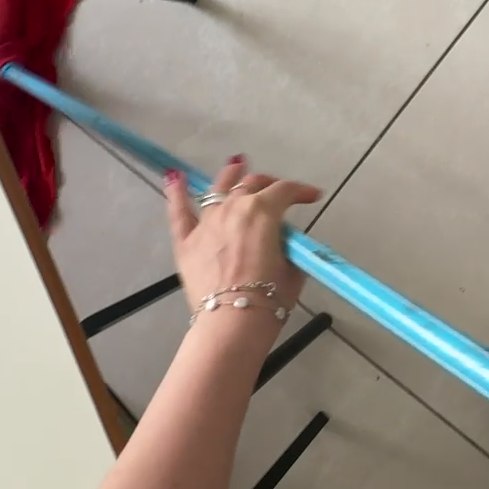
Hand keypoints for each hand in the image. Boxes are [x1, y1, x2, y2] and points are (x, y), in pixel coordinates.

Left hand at [163, 155, 321, 324]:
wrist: (233, 323)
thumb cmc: (270, 297)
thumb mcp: (294, 268)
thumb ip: (288, 247)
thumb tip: (281, 243)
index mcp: (263, 211)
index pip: (286, 191)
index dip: (302, 191)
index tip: (313, 197)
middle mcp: (233, 208)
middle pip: (252, 185)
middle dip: (270, 184)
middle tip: (280, 192)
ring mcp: (206, 223)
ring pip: (218, 189)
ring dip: (230, 176)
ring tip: (236, 166)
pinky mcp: (186, 242)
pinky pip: (178, 212)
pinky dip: (176, 193)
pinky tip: (175, 178)